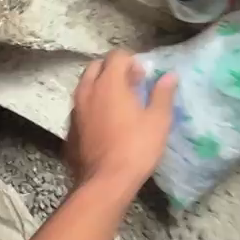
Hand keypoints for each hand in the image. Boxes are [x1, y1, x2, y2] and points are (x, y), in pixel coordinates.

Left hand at [65, 51, 177, 198]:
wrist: (104, 184)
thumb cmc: (135, 148)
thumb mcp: (158, 121)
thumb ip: (163, 94)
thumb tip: (170, 75)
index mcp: (109, 83)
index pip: (117, 55)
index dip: (131, 61)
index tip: (143, 77)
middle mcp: (87, 90)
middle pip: (97, 66)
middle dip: (113, 70)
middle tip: (131, 86)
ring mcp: (75, 109)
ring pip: (85, 85)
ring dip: (100, 86)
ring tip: (118, 104)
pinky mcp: (70, 128)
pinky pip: (80, 106)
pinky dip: (91, 106)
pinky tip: (104, 124)